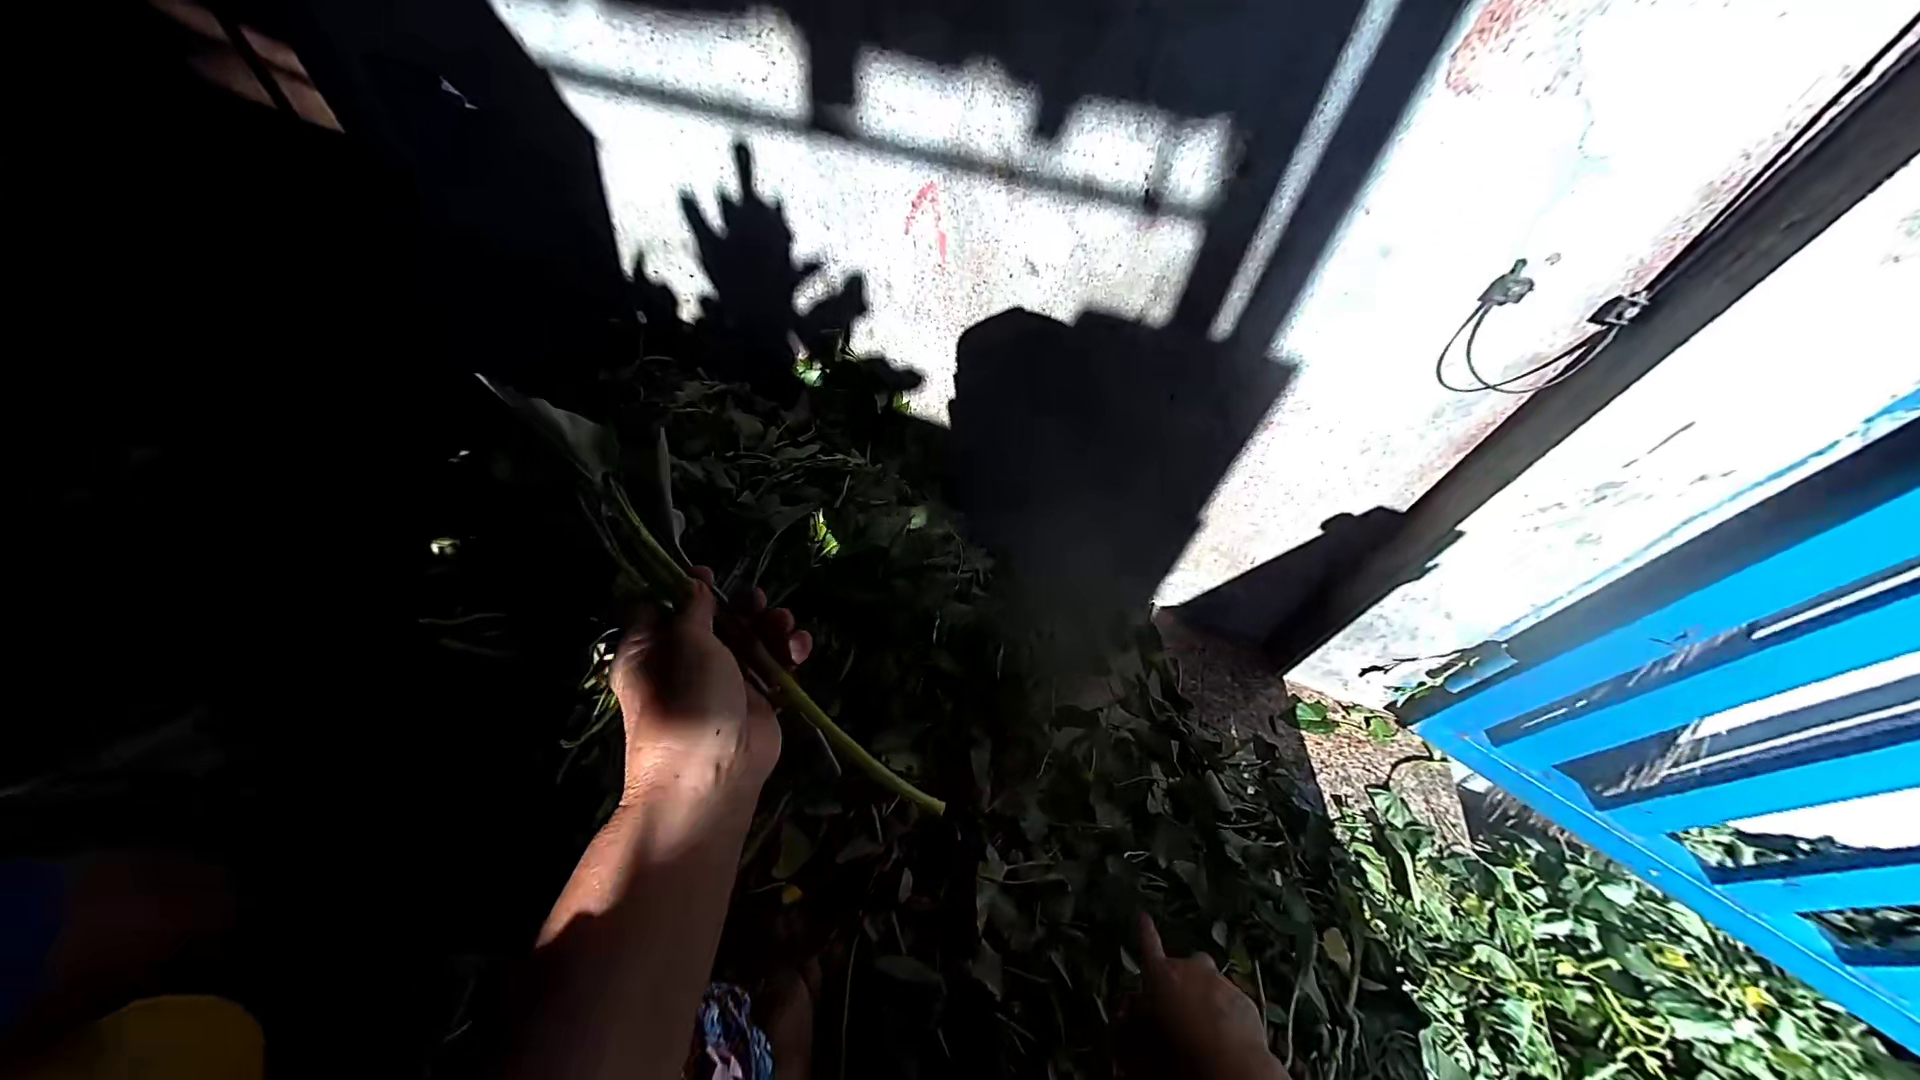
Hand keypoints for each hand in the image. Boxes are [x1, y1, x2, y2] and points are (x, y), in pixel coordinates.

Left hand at [611, 567, 811, 812]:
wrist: (713, 772)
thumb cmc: (687, 698)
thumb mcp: (684, 642)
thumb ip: (692, 608)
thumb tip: (693, 583)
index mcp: (654, 648)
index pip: (664, 607)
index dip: (684, 586)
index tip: (707, 574)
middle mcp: (686, 661)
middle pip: (717, 620)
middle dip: (740, 606)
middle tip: (756, 600)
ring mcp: (724, 680)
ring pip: (751, 639)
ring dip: (770, 626)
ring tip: (783, 622)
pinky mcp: (757, 697)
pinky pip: (774, 665)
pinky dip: (788, 652)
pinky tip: (798, 646)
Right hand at [1138, 914, 1288, 1079]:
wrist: (1230, 1065)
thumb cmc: (1184, 1049)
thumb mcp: (1146, 1032)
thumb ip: (1135, 1014)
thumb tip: (1126, 1013)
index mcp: (1161, 973)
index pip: (1148, 943)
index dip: (1145, 931)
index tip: (1144, 918)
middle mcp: (1190, 970)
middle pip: (1184, 967)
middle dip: (1183, 983)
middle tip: (1180, 1010)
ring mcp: (1219, 982)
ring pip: (1209, 983)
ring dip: (1206, 998)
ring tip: (1203, 1030)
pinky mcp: (1243, 999)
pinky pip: (1231, 1001)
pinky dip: (1227, 1013)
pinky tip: (1224, 1037)